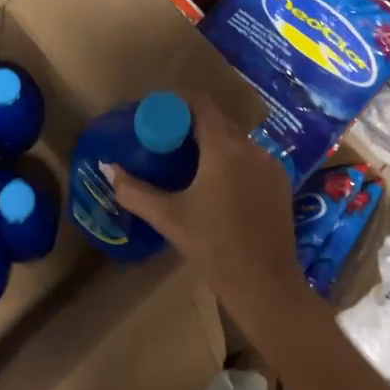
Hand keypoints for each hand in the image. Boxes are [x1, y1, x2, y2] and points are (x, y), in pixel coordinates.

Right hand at [102, 94, 307, 323]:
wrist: (266, 286)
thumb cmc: (214, 248)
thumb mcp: (169, 218)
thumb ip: (134, 191)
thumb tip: (108, 169)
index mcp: (224, 149)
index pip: (200, 104)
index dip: (176, 103)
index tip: (156, 116)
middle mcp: (251, 148)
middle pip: (217, 121)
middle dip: (191, 125)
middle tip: (166, 141)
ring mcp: (271, 164)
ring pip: (236, 140)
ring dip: (212, 143)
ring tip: (189, 162)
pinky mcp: (281, 182)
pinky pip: (251, 158)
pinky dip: (232, 160)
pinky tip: (218, 183)